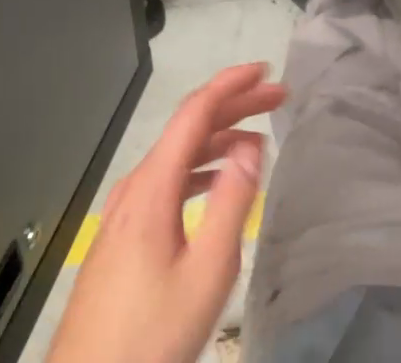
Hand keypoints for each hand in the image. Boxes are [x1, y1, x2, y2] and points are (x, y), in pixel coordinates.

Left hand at [48, 63, 287, 362]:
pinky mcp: (123, 233)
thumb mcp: (207, 270)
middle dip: (233, 105)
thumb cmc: (153, 331)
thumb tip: (252, 146)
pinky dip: (200, 165)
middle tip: (277, 97)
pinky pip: (167, 178)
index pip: (194, 113)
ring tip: (259, 135)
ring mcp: (124, 211)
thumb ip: (231, 203)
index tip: (267, 70)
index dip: (231, 84)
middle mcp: (135, 188)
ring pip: (176, 154)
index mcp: (153, 188)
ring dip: (219, 136)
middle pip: (186, 128)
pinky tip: (219, 179)